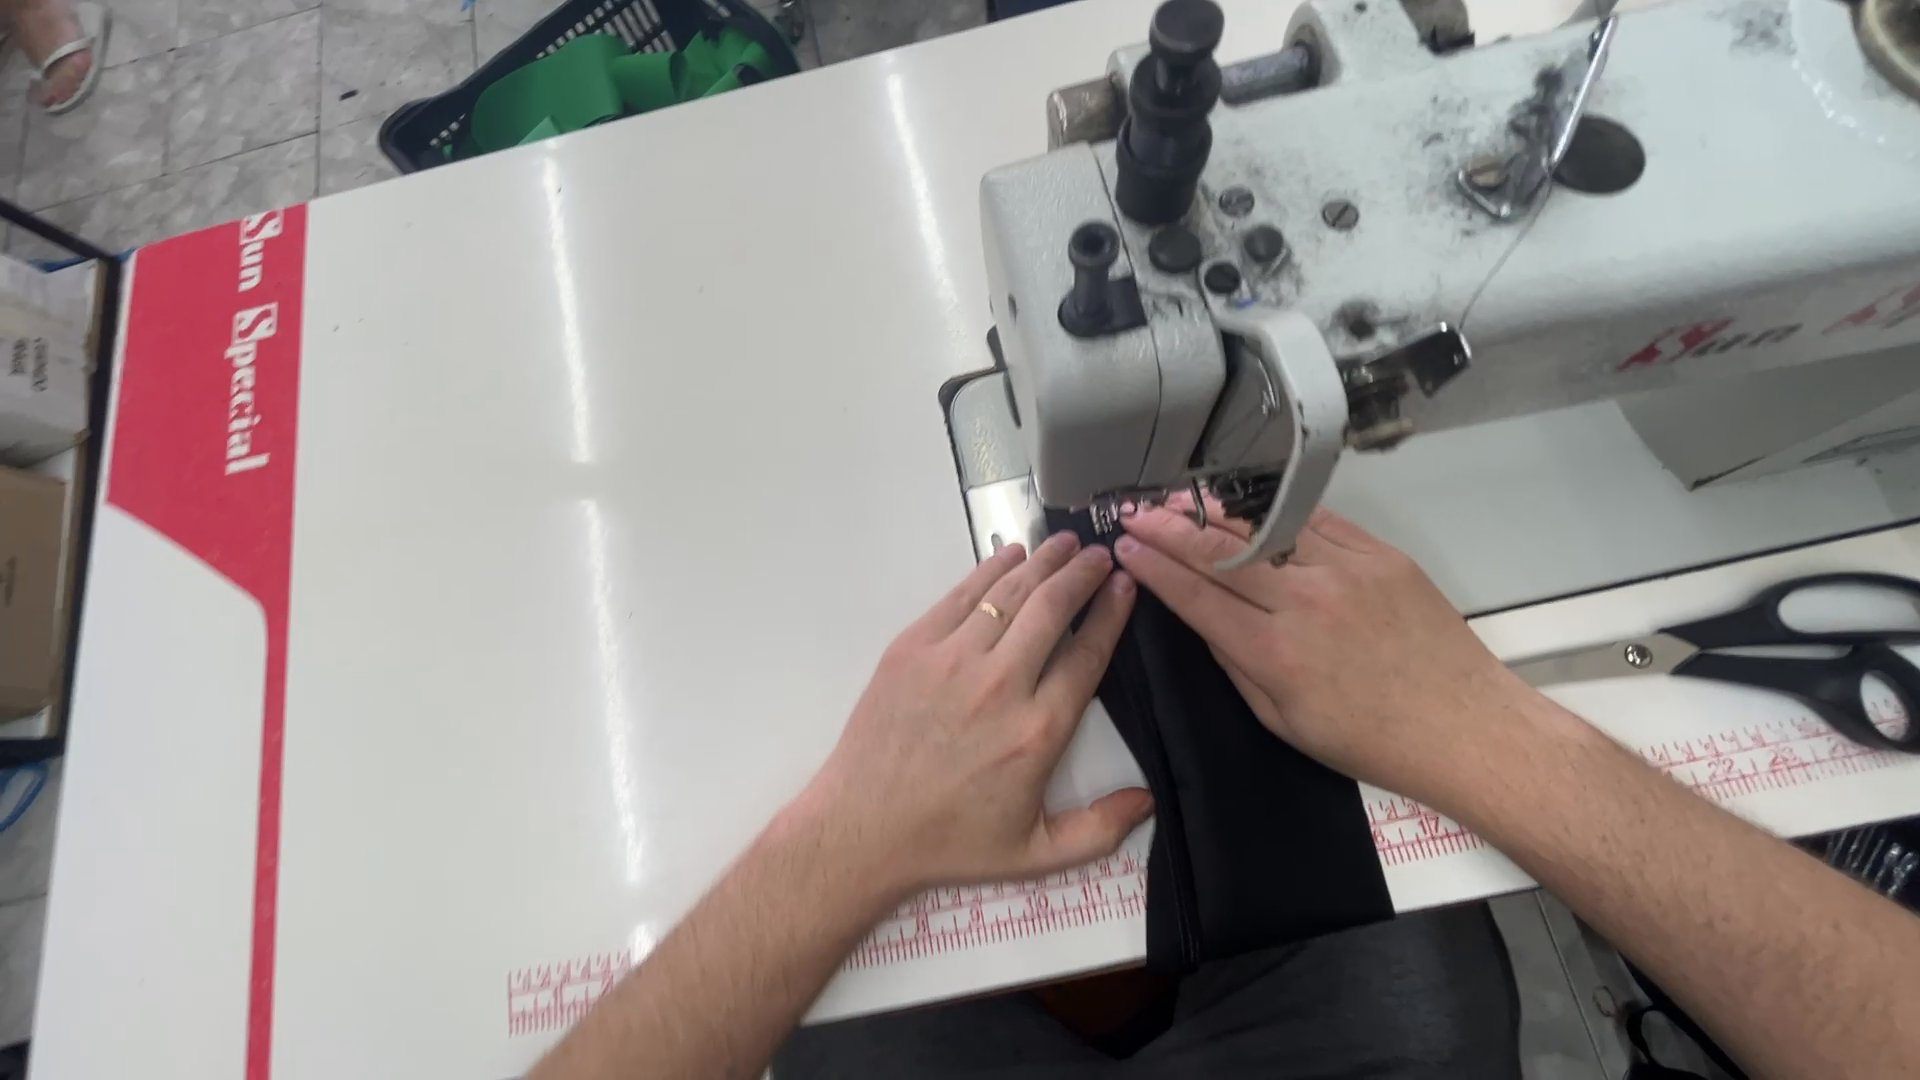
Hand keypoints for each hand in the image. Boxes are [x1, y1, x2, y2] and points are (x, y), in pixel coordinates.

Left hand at [790, 532, 1152, 897]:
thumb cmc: (951, 840)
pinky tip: (1012, 555)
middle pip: (1053, 609)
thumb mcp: (1037, 854)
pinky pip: (961, 595)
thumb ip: (1100, 830)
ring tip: (1066, 544)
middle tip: (1101, 555)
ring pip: (1010, 594)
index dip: (1111, 613)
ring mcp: (952, 659)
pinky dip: (990, 569)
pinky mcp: (913, 646)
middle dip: (1083, 574)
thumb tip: (1149, 799)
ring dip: (1044, 563)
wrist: (863, 826)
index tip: (1125, 586)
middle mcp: (1001, 684)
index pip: (1088, 653)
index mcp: (1038, 730)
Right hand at [1112, 502, 1532, 803]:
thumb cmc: (1367, 739)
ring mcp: (1344, 570)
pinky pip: (1313, 520)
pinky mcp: (1379, 554)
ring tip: (1178, 499)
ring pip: (1261, 527)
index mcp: (1274, 652)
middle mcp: (1304, 602)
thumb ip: (1235, 665)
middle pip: (1218, 553)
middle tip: (1134, 512)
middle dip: (1167, 529)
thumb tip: (1203, 618)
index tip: (1124, 546)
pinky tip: (1244, 501)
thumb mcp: (1281, 720)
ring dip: (1211, 511)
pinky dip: (1271, 509)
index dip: (1152, 567)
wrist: (1465, 727)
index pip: (1195, 595)